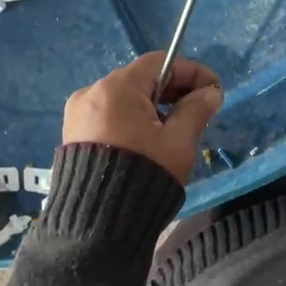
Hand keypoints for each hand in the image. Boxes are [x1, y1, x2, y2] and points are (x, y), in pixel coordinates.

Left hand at [63, 53, 223, 184]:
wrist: (99, 222)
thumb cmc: (145, 173)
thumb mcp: (178, 142)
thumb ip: (196, 111)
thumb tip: (210, 94)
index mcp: (116, 88)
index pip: (158, 63)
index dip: (190, 72)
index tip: (213, 89)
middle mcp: (91, 93)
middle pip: (139, 80)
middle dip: (172, 91)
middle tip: (198, 109)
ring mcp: (77, 114)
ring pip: (123, 99)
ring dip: (152, 107)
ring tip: (175, 129)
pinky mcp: (73, 134)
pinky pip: (108, 116)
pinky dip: (131, 120)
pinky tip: (148, 140)